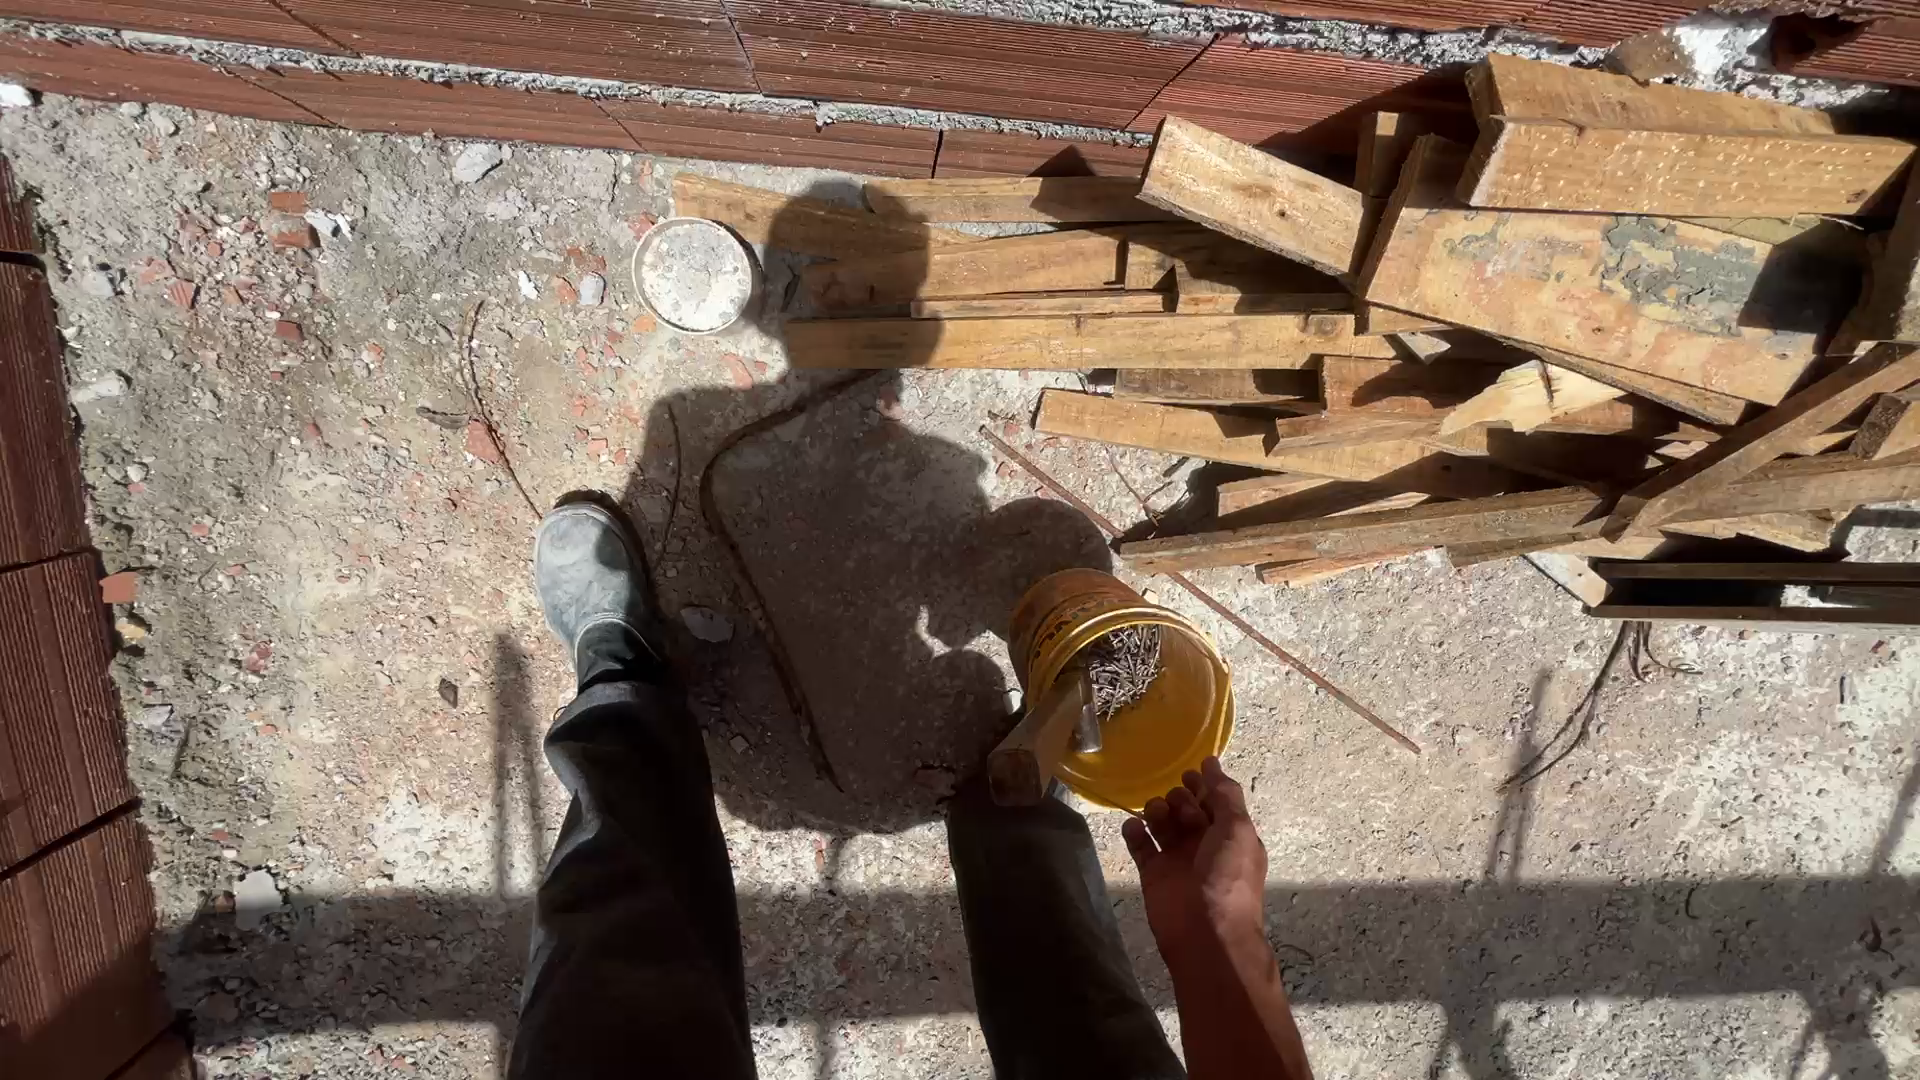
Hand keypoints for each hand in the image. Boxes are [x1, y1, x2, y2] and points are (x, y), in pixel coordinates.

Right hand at [1123, 757, 1267, 955]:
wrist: (1206, 933)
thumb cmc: (1228, 878)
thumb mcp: (1237, 830)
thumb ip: (1225, 794)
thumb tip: (1211, 761)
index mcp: (1229, 835)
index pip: (1213, 800)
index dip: (1202, 785)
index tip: (1188, 774)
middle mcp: (1203, 844)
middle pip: (1184, 807)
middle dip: (1179, 799)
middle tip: (1179, 810)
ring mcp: (1176, 858)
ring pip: (1161, 821)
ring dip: (1157, 810)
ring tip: (1157, 816)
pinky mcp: (1152, 872)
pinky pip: (1139, 843)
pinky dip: (1134, 831)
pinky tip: (1136, 828)